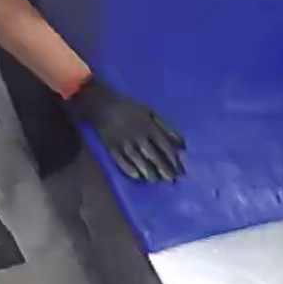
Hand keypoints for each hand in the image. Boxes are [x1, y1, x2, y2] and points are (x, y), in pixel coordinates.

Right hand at [68, 76, 184, 181]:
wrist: (100, 103)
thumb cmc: (128, 108)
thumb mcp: (150, 112)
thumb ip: (166, 128)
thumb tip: (182, 144)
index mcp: (150, 128)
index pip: (167, 149)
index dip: (176, 163)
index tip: (181, 172)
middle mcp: (139, 138)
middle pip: (156, 160)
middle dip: (166, 172)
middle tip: (171, 180)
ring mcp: (126, 145)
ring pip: (142, 165)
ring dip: (152, 175)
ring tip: (156, 180)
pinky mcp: (113, 149)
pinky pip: (125, 165)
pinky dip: (133, 173)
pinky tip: (139, 176)